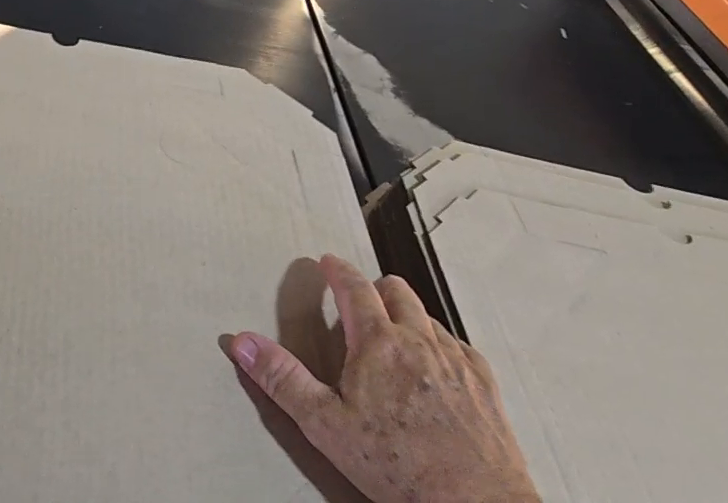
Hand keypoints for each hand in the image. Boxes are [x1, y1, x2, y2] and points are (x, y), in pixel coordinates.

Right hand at [225, 255, 539, 502]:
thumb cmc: (397, 465)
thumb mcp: (324, 424)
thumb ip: (282, 378)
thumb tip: (243, 342)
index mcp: (377, 343)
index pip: (354, 289)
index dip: (339, 271)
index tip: (329, 262)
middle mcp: (419, 342)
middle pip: (397, 292)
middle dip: (376, 287)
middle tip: (362, 294)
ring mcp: (456, 362)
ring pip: (429, 317)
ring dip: (408, 313)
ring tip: (395, 327)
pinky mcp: (485, 386)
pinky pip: (460, 346)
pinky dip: (441, 342)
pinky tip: (436, 361)